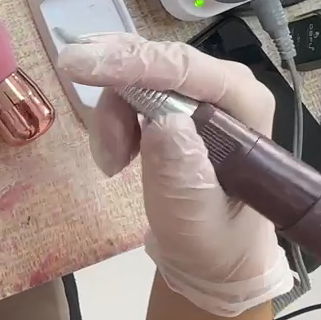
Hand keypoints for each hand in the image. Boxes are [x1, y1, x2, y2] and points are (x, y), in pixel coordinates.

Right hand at [58, 34, 292, 316]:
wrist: (210, 257)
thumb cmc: (211, 243)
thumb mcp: (196, 222)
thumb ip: (183, 176)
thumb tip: (163, 123)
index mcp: (246, 109)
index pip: (188, 70)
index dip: (134, 62)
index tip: (81, 65)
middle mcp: (224, 90)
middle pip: (159, 62)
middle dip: (115, 80)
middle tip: (73, 83)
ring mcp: (197, 96)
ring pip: (136, 75)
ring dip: (111, 113)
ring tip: (112, 161)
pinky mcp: (174, 104)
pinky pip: (129, 91)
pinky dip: (111, 119)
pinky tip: (116, 156)